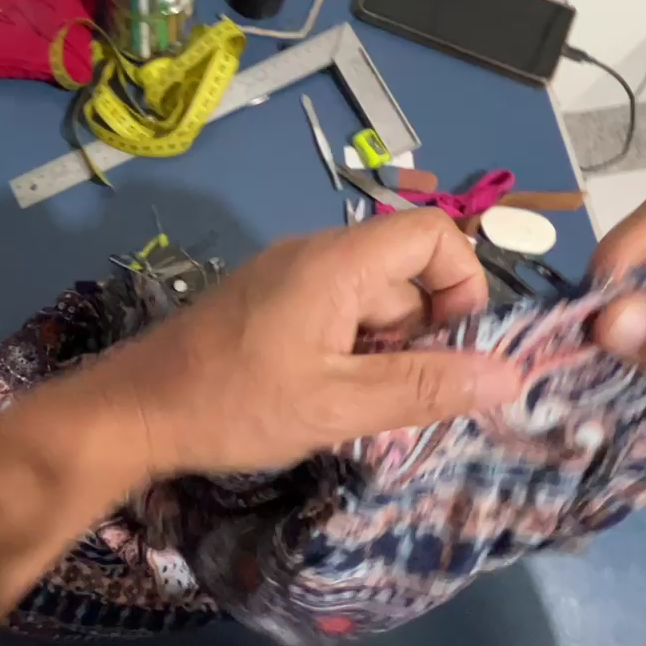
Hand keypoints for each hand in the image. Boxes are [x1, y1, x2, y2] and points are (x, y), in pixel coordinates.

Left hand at [81, 210, 521, 475]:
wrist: (135, 411)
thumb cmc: (234, 403)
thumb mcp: (338, 404)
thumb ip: (424, 387)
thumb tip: (509, 373)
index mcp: (336, 262)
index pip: (432, 234)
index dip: (462, 284)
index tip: (451, 349)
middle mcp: (313, 256)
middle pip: (403, 274)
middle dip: (419, 336)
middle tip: (399, 399)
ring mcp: (284, 280)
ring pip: (367, 303)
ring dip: (381, 354)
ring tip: (356, 408)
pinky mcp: (264, 306)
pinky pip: (330, 317)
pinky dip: (346, 354)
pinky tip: (325, 400)